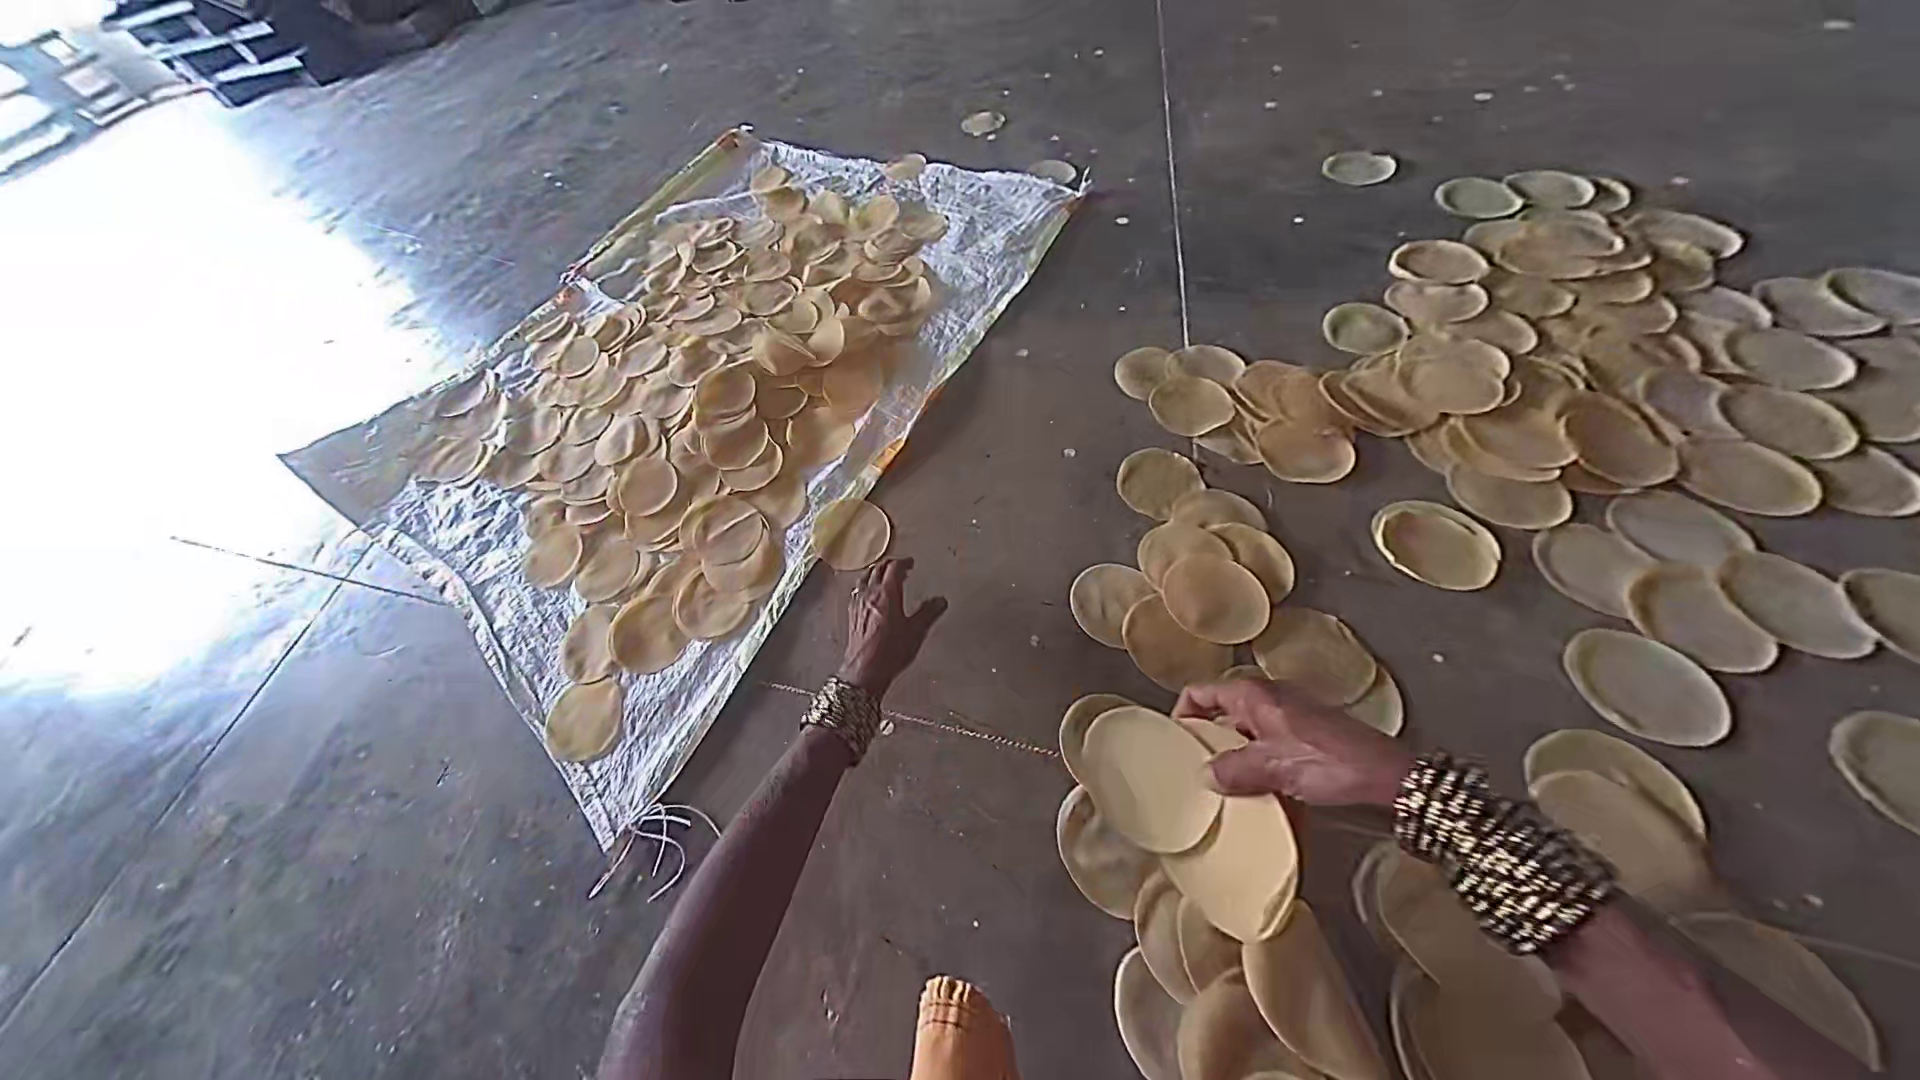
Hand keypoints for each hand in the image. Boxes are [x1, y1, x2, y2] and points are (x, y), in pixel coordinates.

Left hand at [838, 557, 946, 700]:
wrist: (864, 671)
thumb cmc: (888, 652)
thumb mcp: (916, 631)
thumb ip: (928, 612)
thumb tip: (939, 601)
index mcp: (887, 593)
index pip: (894, 568)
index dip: (903, 562)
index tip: (910, 563)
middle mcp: (870, 595)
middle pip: (878, 569)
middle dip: (890, 565)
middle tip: (901, 567)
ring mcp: (859, 604)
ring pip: (865, 578)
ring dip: (876, 573)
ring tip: (885, 576)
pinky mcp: (853, 615)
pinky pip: (858, 591)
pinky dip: (866, 585)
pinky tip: (870, 594)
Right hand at [1173, 678, 1413, 806]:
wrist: (1392, 779)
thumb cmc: (1330, 763)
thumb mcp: (1273, 768)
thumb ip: (1232, 770)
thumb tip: (1204, 775)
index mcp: (1252, 694)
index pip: (1199, 693)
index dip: (1182, 715)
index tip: (1177, 744)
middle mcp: (1266, 699)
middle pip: (1220, 714)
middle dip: (1207, 742)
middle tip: (1196, 772)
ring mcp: (1286, 719)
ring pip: (1243, 734)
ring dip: (1232, 758)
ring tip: (1224, 788)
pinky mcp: (1304, 739)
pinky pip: (1266, 748)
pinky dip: (1256, 766)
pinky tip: (1258, 793)